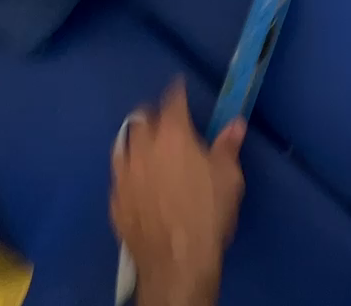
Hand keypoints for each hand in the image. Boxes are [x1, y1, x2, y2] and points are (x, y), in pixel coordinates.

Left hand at [111, 80, 245, 305]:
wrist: (176, 263)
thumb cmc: (207, 212)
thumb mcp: (228, 177)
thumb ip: (228, 146)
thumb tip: (235, 123)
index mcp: (173, 134)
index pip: (172, 101)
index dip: (176, 91)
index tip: (179, 87)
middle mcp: (143, 147)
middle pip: (141, 118)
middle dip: (152, 115)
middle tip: (164, 121)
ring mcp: (125, 174)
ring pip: (123, 144)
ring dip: (135, 140)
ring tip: (145, 146)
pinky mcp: (115, 201)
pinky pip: (118, 176)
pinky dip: (127, 171)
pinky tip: (136, 181)